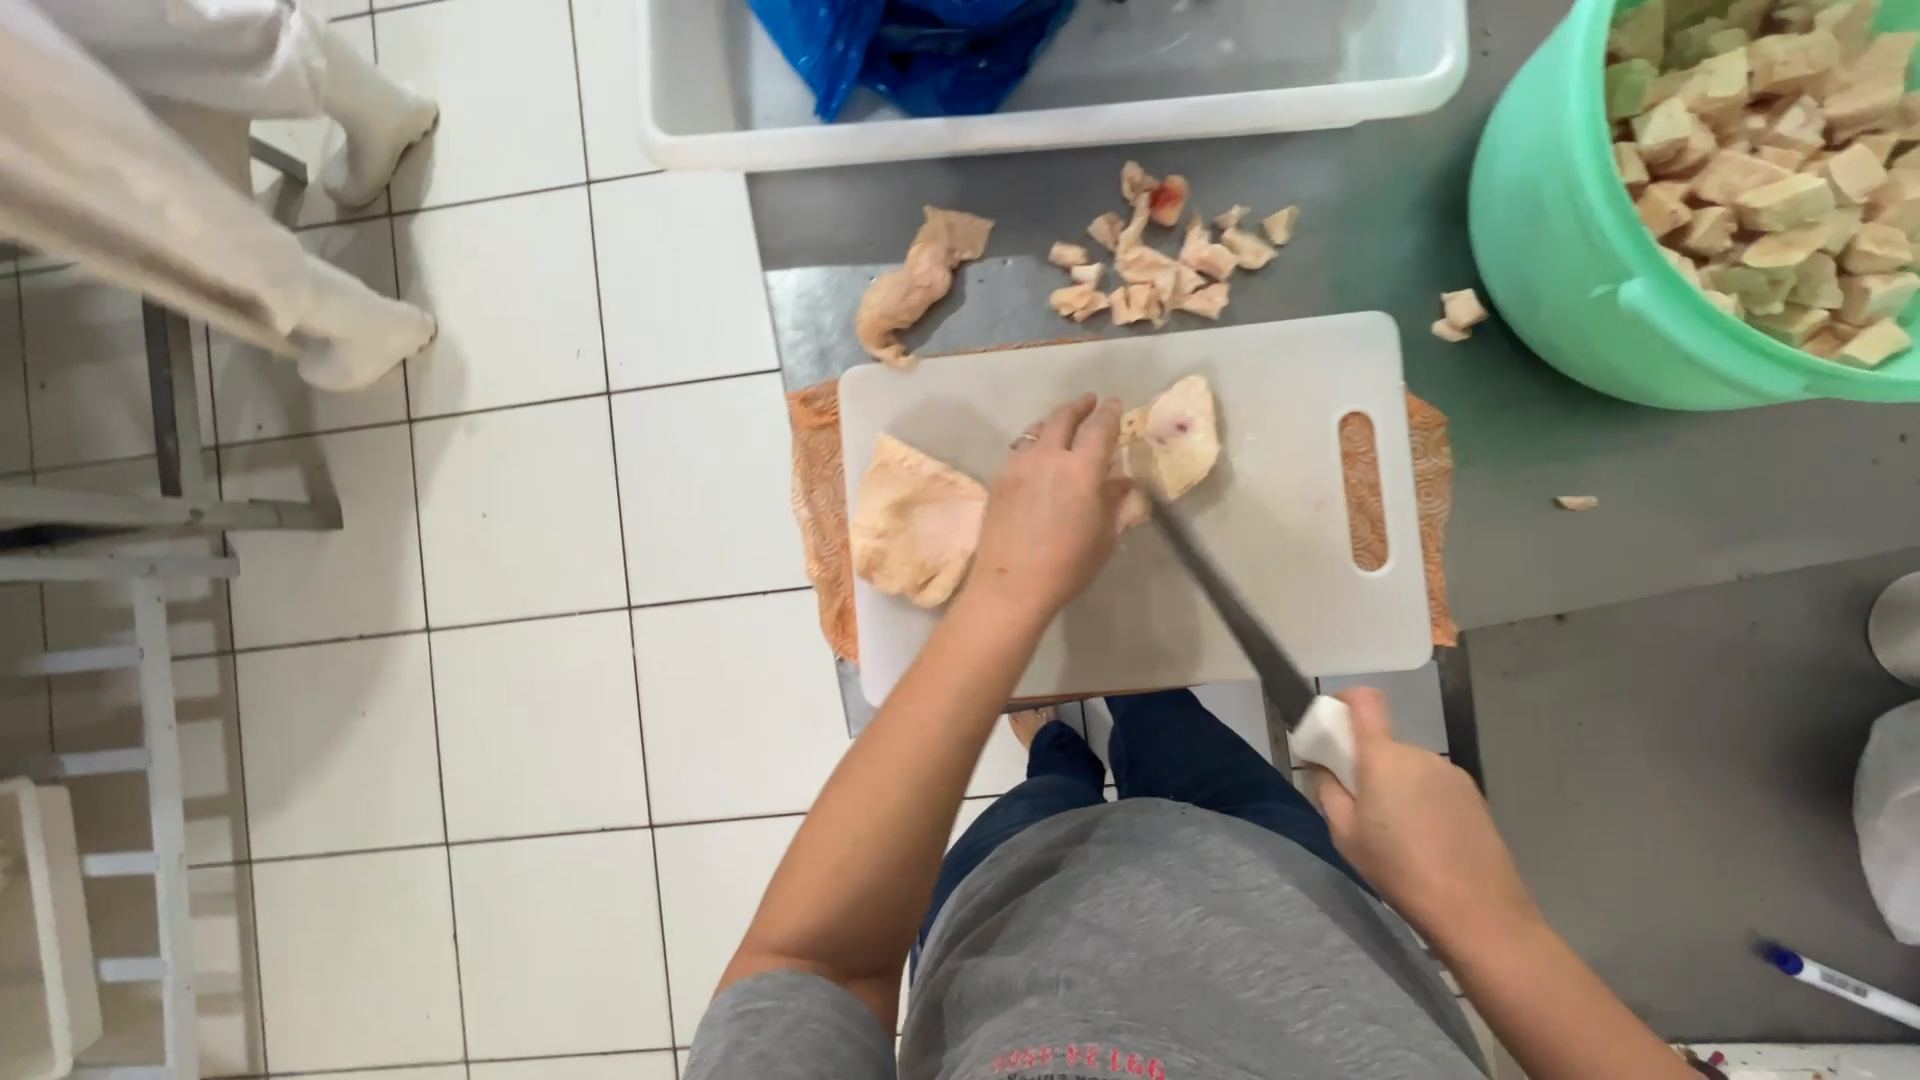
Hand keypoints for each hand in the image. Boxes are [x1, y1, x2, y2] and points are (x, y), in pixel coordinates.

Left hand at [964, 394, 1131, 620]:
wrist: (1012, 585)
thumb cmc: (1068, 566)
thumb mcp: (1104, 536)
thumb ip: (1113, 502)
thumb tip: (1120, 483)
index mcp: (1082, 469)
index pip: (1099, 428)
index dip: (1109, 413)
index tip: (1113, 403)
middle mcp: (1048, 458)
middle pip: (1063, 418)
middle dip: (1078, 406)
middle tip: (1088, 402)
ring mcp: (1018, 467)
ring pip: (1036, 431)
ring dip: (1052, 422)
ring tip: (1060, 423)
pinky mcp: (999, 481)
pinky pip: (1019, 451)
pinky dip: (1033, 444)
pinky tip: (1036, 455)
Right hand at [1312, 688, 1542, 950]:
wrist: (1478, 911)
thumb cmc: (1398, 869)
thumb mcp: (1344, 834)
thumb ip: (1328, 790)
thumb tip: (1324, 766)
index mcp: (1383, 757)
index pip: (1365, 701)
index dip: (1345, 701)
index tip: (1332, 725)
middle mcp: (1419, 754)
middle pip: (1384, 743)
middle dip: (1367, 763)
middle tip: (1360, 805)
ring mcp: (1451, 774)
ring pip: (1409, 766)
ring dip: (1396, 784)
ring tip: (1397, 831)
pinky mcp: (1474, 796)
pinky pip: (1433, 784)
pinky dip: (1421, 799)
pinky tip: (1426, 839)